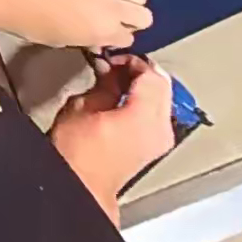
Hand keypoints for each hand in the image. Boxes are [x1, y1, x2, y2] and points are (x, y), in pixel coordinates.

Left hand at [0, 0, 151, 48]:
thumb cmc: (27, 23)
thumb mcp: (59, 40)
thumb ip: (85, 38)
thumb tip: (93, 36)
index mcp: (104, 31)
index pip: (128, 38)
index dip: (115, 38)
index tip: (103, 36)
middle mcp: (111, 7)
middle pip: (143, 15)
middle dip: (130, 20)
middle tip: (111, 20)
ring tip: (106, 0)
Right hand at [49, 56, 176, 223]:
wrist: (83, 184)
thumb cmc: (77, 152)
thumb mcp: (81, 107)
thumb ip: (103, 85)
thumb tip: (110, 71)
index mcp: (145, 118)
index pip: (152, 76)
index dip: (132, 61)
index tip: (113, 57)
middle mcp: (162, 129)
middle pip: (163, 86)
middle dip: (139, 72)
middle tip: (114, 65)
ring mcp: (162, 139)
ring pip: (162, 98)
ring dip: (142, 86)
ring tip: (115, 80)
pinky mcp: (155, 145)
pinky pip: (157, 113)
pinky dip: (143, 100)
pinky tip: (121, 99)